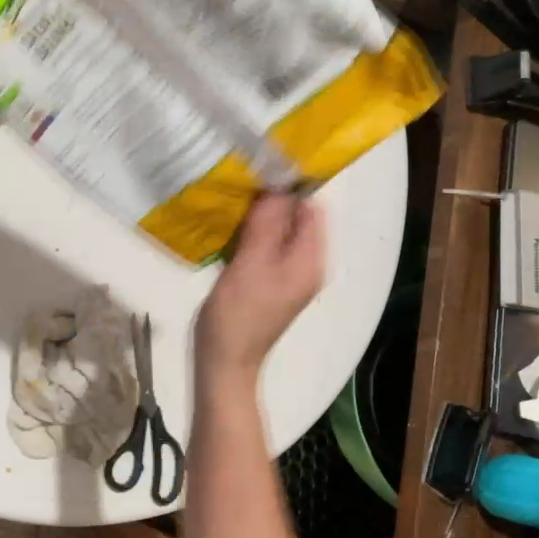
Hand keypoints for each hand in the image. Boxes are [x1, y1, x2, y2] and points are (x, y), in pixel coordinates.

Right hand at [196, 194, 325, 380]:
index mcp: (311, 259)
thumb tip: (278, 183)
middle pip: (297, 219)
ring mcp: (288, 275)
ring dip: (257, 219)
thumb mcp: (251, 264)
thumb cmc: (238, 314)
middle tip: (238, 190)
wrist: (225, 362)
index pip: (313, 207)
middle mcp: (307, 264)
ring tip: (231, 208)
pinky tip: (229, 234)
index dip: (290, 188)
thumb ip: (266, 223)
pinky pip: (266, 248)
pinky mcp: (269, 283)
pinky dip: (251, 237)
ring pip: (278, 232)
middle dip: (270, 202)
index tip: (257, 175)